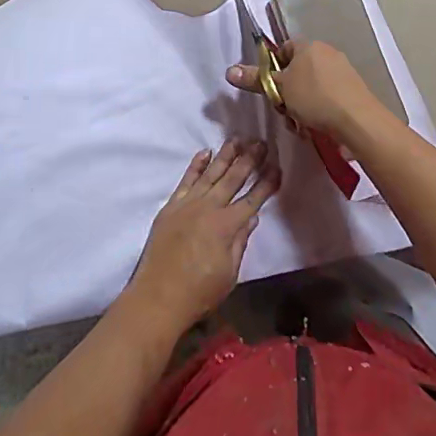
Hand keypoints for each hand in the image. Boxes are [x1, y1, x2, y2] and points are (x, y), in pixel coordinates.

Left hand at [122, 141, 279, 332]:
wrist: (158, 296)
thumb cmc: (199, 291)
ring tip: (238, 139)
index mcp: (227, 226)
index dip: (266, 183)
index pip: (252, 199)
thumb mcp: (229, 273)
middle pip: (233, 178)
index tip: (277, 167)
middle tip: (261, 142)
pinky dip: (196, 165)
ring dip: (225, 155)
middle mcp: (209, 208)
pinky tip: (205, 152)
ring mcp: (188, 204)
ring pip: (211, 173)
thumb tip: (251, 217)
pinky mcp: (171, 206)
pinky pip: (186, 179)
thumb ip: (240, 242)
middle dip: (249, 159)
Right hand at [225, 40, 390, 151]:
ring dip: (300, 106)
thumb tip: (229, 71)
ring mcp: (342, 72)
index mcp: (309, 46)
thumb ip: (255, 79)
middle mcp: (327, 53)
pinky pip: (326, 97)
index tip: (270, 88)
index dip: (273, 68)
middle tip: (284, 110)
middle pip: (296, 71)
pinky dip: (318, 111)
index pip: (283, 49)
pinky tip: (315, 127)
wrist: (358, 121)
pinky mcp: (352, 91)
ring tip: (299, 124)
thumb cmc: (314, 98)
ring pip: (310, 88)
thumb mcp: (279, 89)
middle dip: (286, 93)